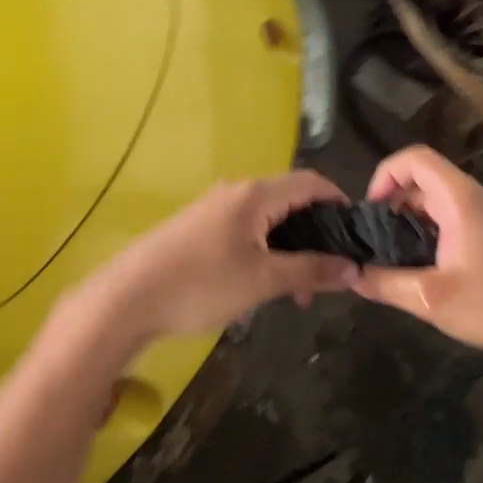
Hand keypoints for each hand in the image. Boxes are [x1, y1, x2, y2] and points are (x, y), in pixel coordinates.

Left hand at [96, 172, 360, 339]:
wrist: (125, 299)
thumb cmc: (201, 284)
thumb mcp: (264, 280)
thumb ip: (312, 270)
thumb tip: (354, 267)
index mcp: (256, 194)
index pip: (312, 182)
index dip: (340, 203)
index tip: (357, 236)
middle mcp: (236, 192)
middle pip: (291, 202)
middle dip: (316, 236)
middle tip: (329, 275)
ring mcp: (213, 210)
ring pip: (268, 222)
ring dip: (290, 250)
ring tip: (297, 292)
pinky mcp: (197, 230)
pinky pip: (246, 233)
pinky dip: (265, 253)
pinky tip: (262, 287)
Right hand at [351, 146, 482, 356]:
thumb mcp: (430, 299)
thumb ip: (386, 283)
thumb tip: (350, 275)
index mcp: (458, 199)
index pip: (414, 158)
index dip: (385, 174)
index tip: (369, 211)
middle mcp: (470, 196)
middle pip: (421, 177)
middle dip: (390, 200)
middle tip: (371, 238)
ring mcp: (481, 213)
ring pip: (432, 198)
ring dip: (406, 217)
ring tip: (387, 253)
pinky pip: (446, 215)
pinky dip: (424, 229)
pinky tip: (415, 263)